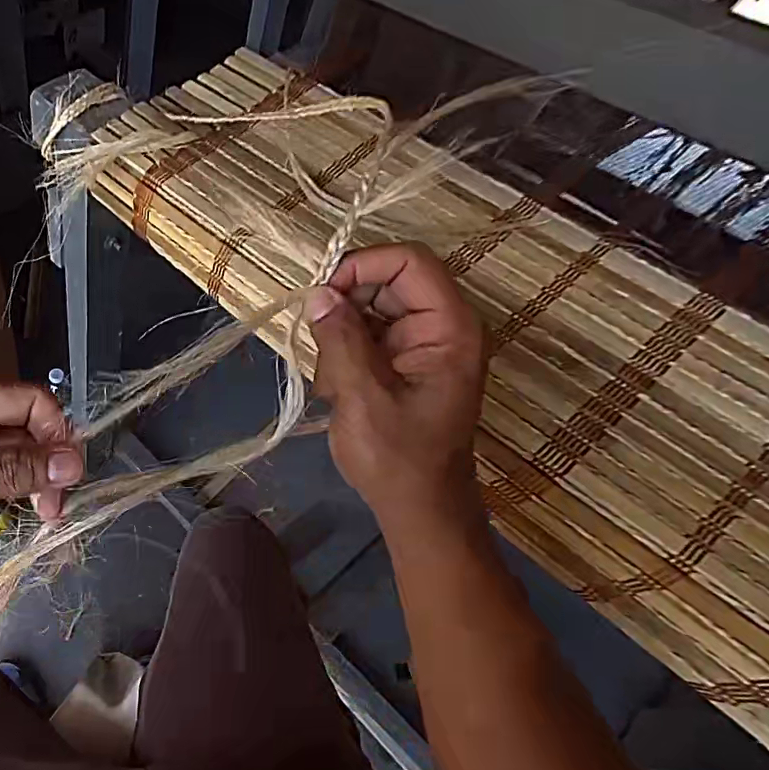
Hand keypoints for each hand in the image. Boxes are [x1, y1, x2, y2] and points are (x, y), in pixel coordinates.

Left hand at [0, 381, 82, 593]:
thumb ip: (12, 471)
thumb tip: (74, 462)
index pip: (28, 401)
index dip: (56, 431)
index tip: (69, 474)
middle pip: (25, 428)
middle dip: (48, 461)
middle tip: (56, 506)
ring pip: (12, 455)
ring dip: (34, 480)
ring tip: (45, 514)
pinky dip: (14, 491)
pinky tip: (25, 511)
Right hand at [308, 242, 487, 529]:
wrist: (419, 508)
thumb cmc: (398, 460)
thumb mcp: (364, 398)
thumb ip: (342, 341)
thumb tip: (319, 294)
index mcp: (449, 329)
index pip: (409, 262)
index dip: (363, 266)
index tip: (323, 294)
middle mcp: (440, 328)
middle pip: (386, 284)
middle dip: (346, 312)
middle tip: (323, 352)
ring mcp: (421, 346)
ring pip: (370, 311)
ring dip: (341, 341)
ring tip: (336, 387)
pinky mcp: (403, 364)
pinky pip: (367, 338)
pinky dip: (345, 358)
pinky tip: (340, 393)